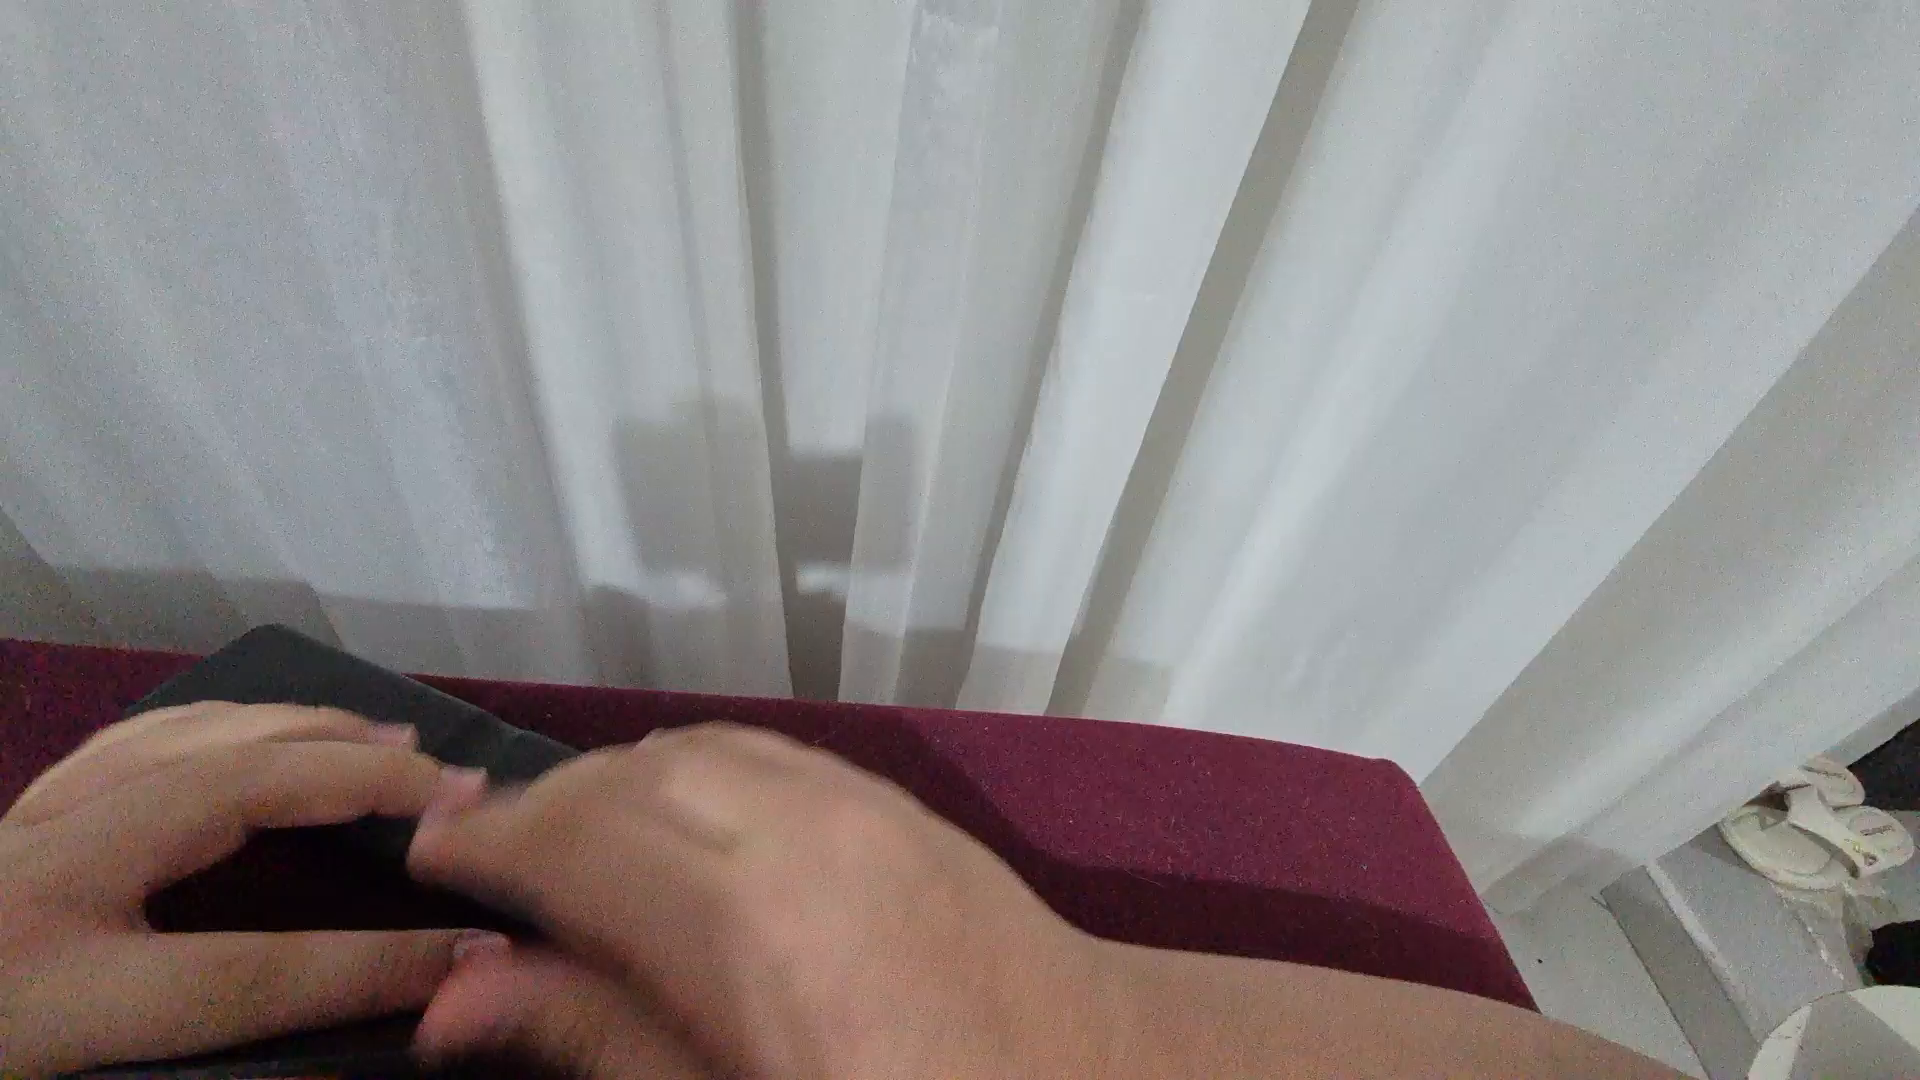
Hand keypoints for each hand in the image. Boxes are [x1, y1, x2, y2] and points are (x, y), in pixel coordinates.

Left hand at [0, 703, 487, 1076]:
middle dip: (365, 781)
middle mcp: (19, 888)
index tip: (475, 953)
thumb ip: (203, 1075)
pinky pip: (141, 738)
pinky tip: (286, 728)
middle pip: (229, 793)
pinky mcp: (7, 816)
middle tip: (458, 789)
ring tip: (396, 740)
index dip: (379, 964)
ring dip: (313, 730)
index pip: (245, 974)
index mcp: (21, 997)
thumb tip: (348, 1064)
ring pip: (189, 741)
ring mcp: (8, 834)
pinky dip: (238, 720)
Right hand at [407, 724, 1109, 1078]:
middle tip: (484, 851)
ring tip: (565, 828)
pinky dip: (696, 762)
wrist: (1089, 1072)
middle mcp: (804, 828)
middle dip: (547, 802)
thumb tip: (462, 996)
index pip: (586, 842)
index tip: (430, 854)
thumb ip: (606, 1040)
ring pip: (700, 747)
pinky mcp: (892, 793)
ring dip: (619, 776)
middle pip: (638, 777)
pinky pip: (766, 748)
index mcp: (754, 927)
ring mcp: (858, 798)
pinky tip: (674, 801)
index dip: (495, 840)